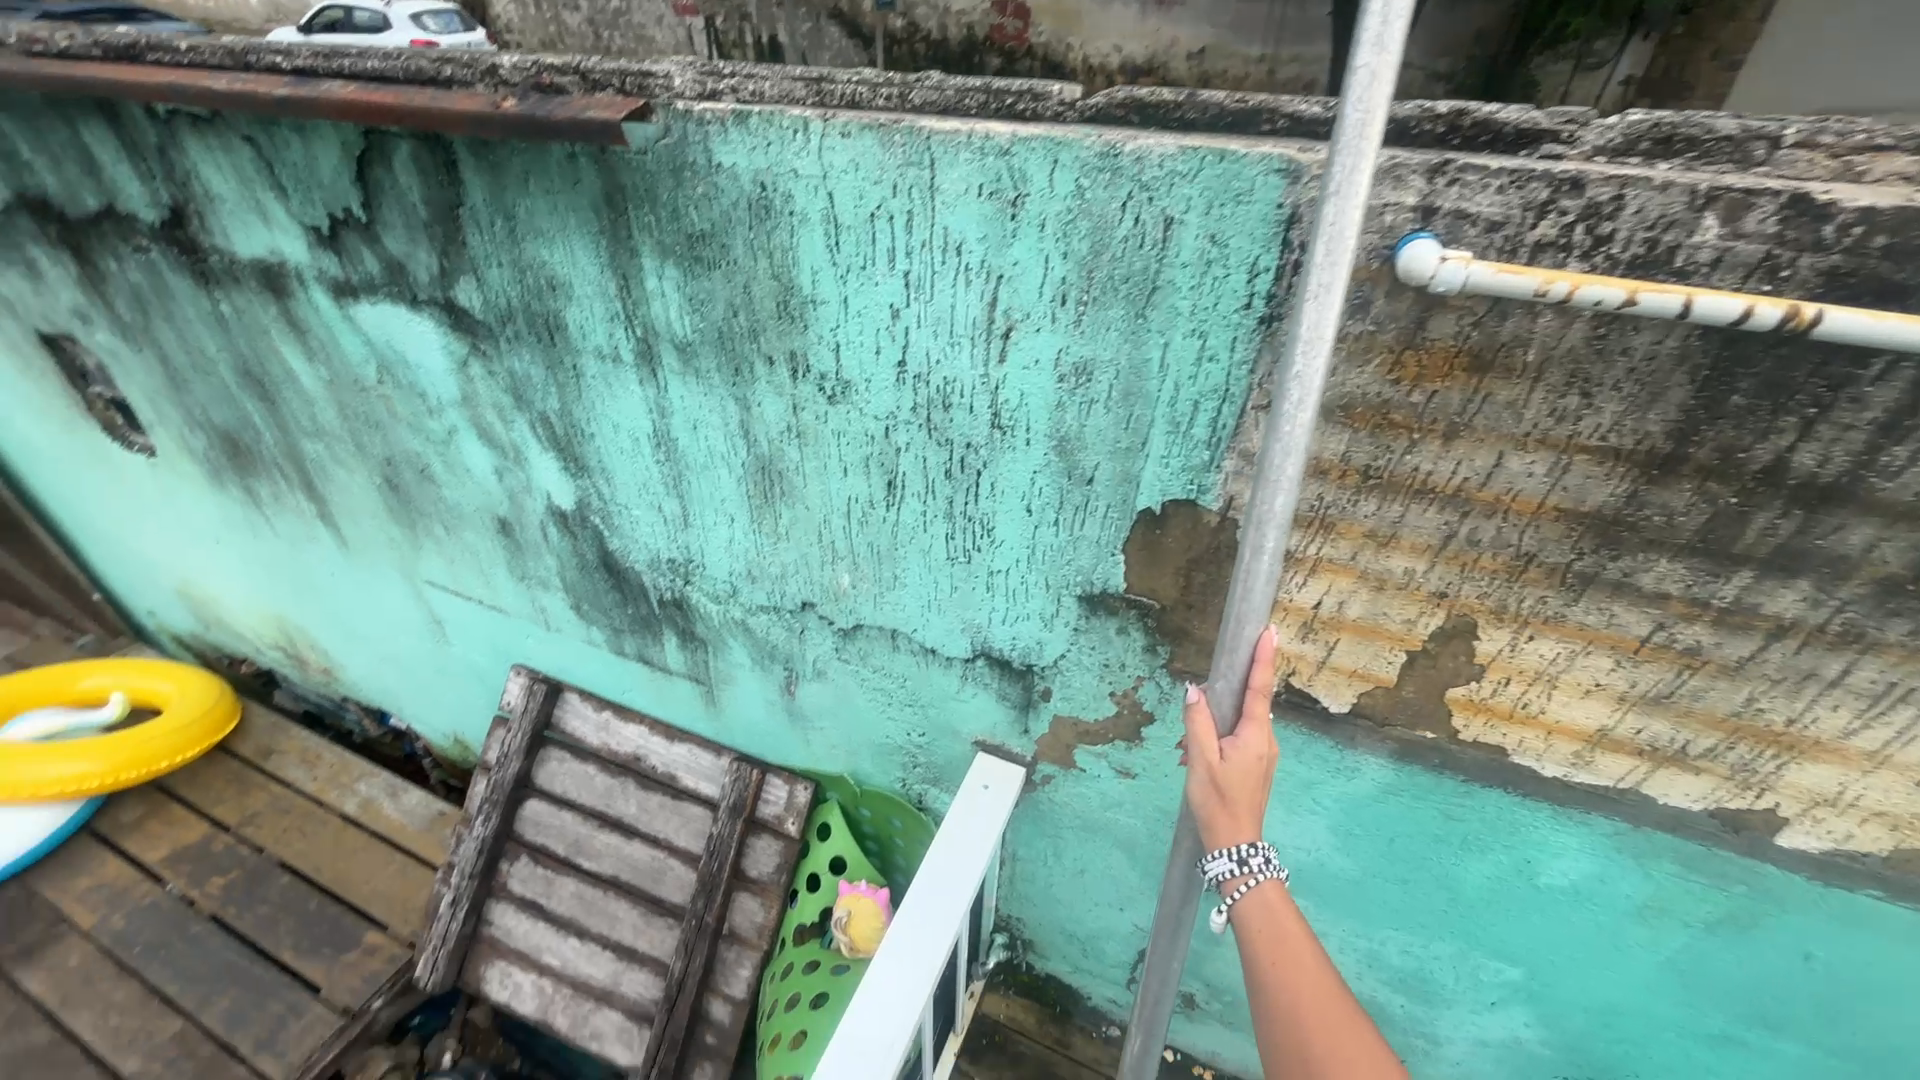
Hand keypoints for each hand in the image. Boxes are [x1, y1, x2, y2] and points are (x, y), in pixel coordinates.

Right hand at [1178, 624, 1280, 851]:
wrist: (1235, 845)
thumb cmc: (1216, 801)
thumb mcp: (1200, 761)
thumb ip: (1197, 723)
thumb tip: (1193, 691)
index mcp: (1256, 735)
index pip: (1259, 688)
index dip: (1263, 658)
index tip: (1269, 631)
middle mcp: (1267, 740)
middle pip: (1248, 703)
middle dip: (1222, 698)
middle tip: (1196, 713)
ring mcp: (1265, 753)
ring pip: (1241, 722)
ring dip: (1215, 724)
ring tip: (1189, 749)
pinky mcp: (1258, 764)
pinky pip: (1240, 737)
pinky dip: (1219, 737)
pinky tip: (1197, 755)